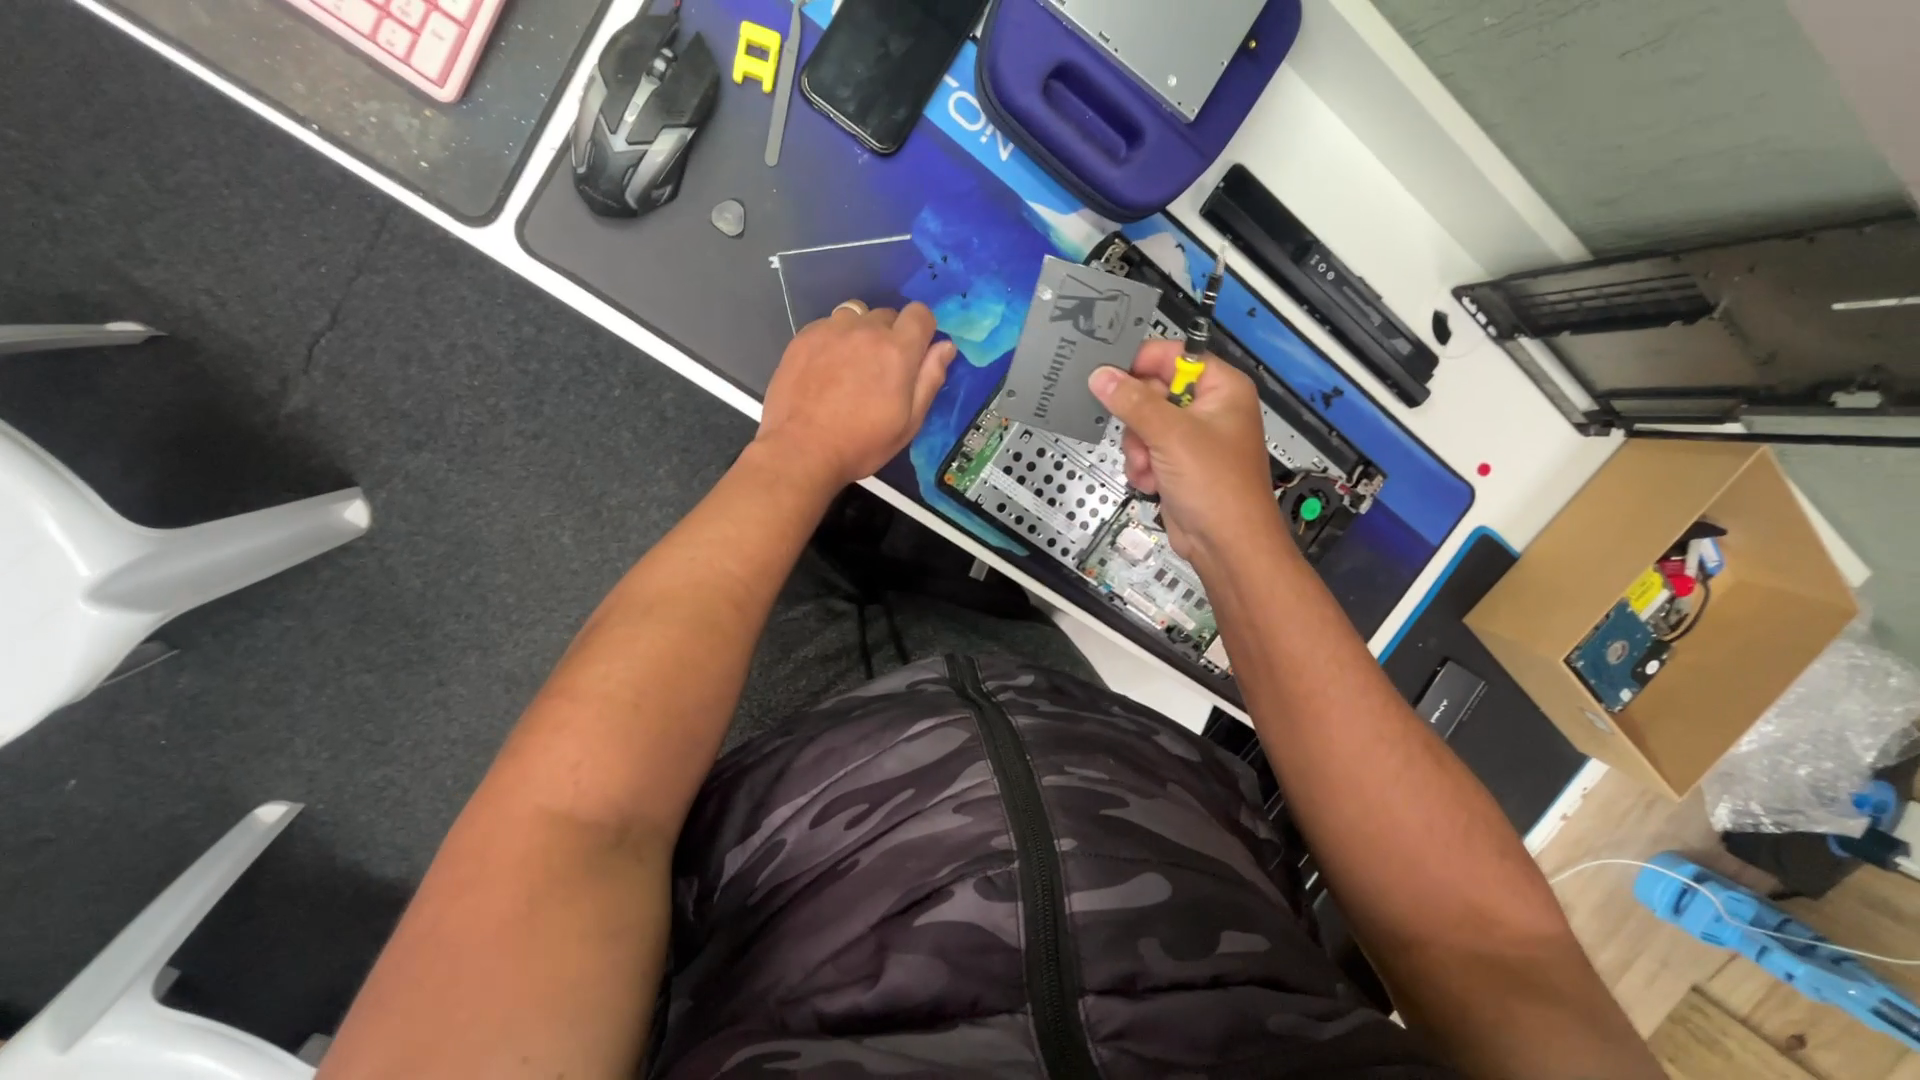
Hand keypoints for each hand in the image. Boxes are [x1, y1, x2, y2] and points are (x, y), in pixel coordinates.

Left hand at [756, 300, 956, 488]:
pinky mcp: (803, 337)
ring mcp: (831, 330)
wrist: (800, 450)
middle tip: (881, 370)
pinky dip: (834, 339)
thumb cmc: (861, 443)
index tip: (916, 352)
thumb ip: (930, 379)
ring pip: (856, 315)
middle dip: (891, 335)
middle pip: (888, 315)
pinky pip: (828, 325)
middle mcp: (865, 330)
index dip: (922, 330)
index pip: (920, 313)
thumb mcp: (909, 422)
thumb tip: (945, 347)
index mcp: (897, 351)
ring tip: (852, 364)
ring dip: (861, 332)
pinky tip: (825, 368)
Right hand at [1088, 341, 1280, 561]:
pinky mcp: (1178, 463)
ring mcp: (1193, 437)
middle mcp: (1209, 408)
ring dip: (1138, 448)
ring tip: (1150, 467)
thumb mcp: (1170, 435)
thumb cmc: (1216, 484)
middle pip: (1152, 392)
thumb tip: (1101, 375)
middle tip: (1141, 438)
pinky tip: (1153, 482)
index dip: (1143, 366)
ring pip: (1143, 424)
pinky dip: (1143, 466)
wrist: (1226, 544)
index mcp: (1222, 387)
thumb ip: (1132, 401)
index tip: (1113, 379)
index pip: (1174, 356)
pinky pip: (1146, 450)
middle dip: (1138, 420)